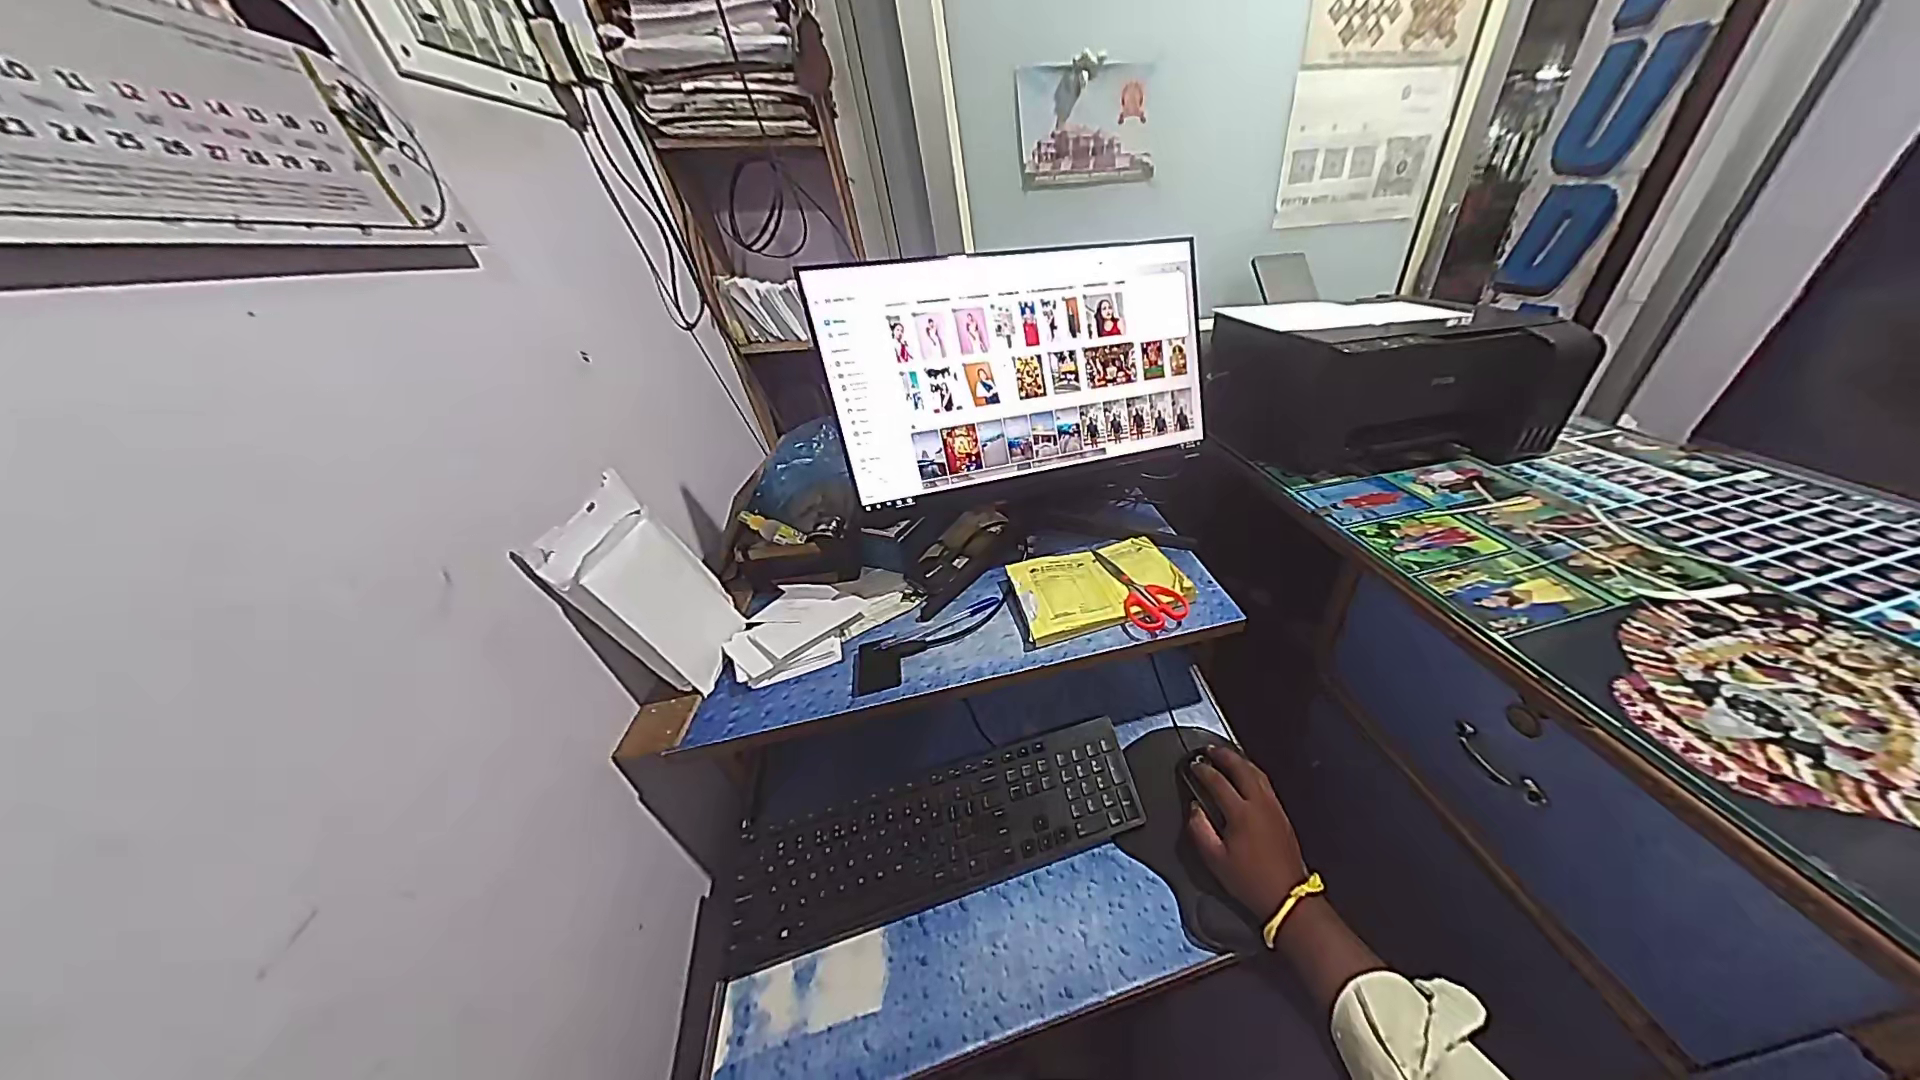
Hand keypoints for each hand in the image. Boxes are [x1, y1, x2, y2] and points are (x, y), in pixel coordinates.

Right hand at [1185, 745, 1308, 918]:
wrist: (1288, 898)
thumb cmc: (1249, 880)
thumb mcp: (1215, 859)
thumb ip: (1199, 829)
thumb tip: (1194, 808)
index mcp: (1241, 813)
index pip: (1218, 781)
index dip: (1203, 770)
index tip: (1193, 766)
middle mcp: (1260, 804)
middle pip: (1241, 768)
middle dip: (1224, 755)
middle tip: (1210, 749)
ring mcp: (1274, 808)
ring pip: (1257, 773)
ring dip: (1240, 760)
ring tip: (1227, 756)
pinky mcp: (1283, 815)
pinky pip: (1265, 783)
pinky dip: (1252, 772)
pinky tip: (1246, 774)